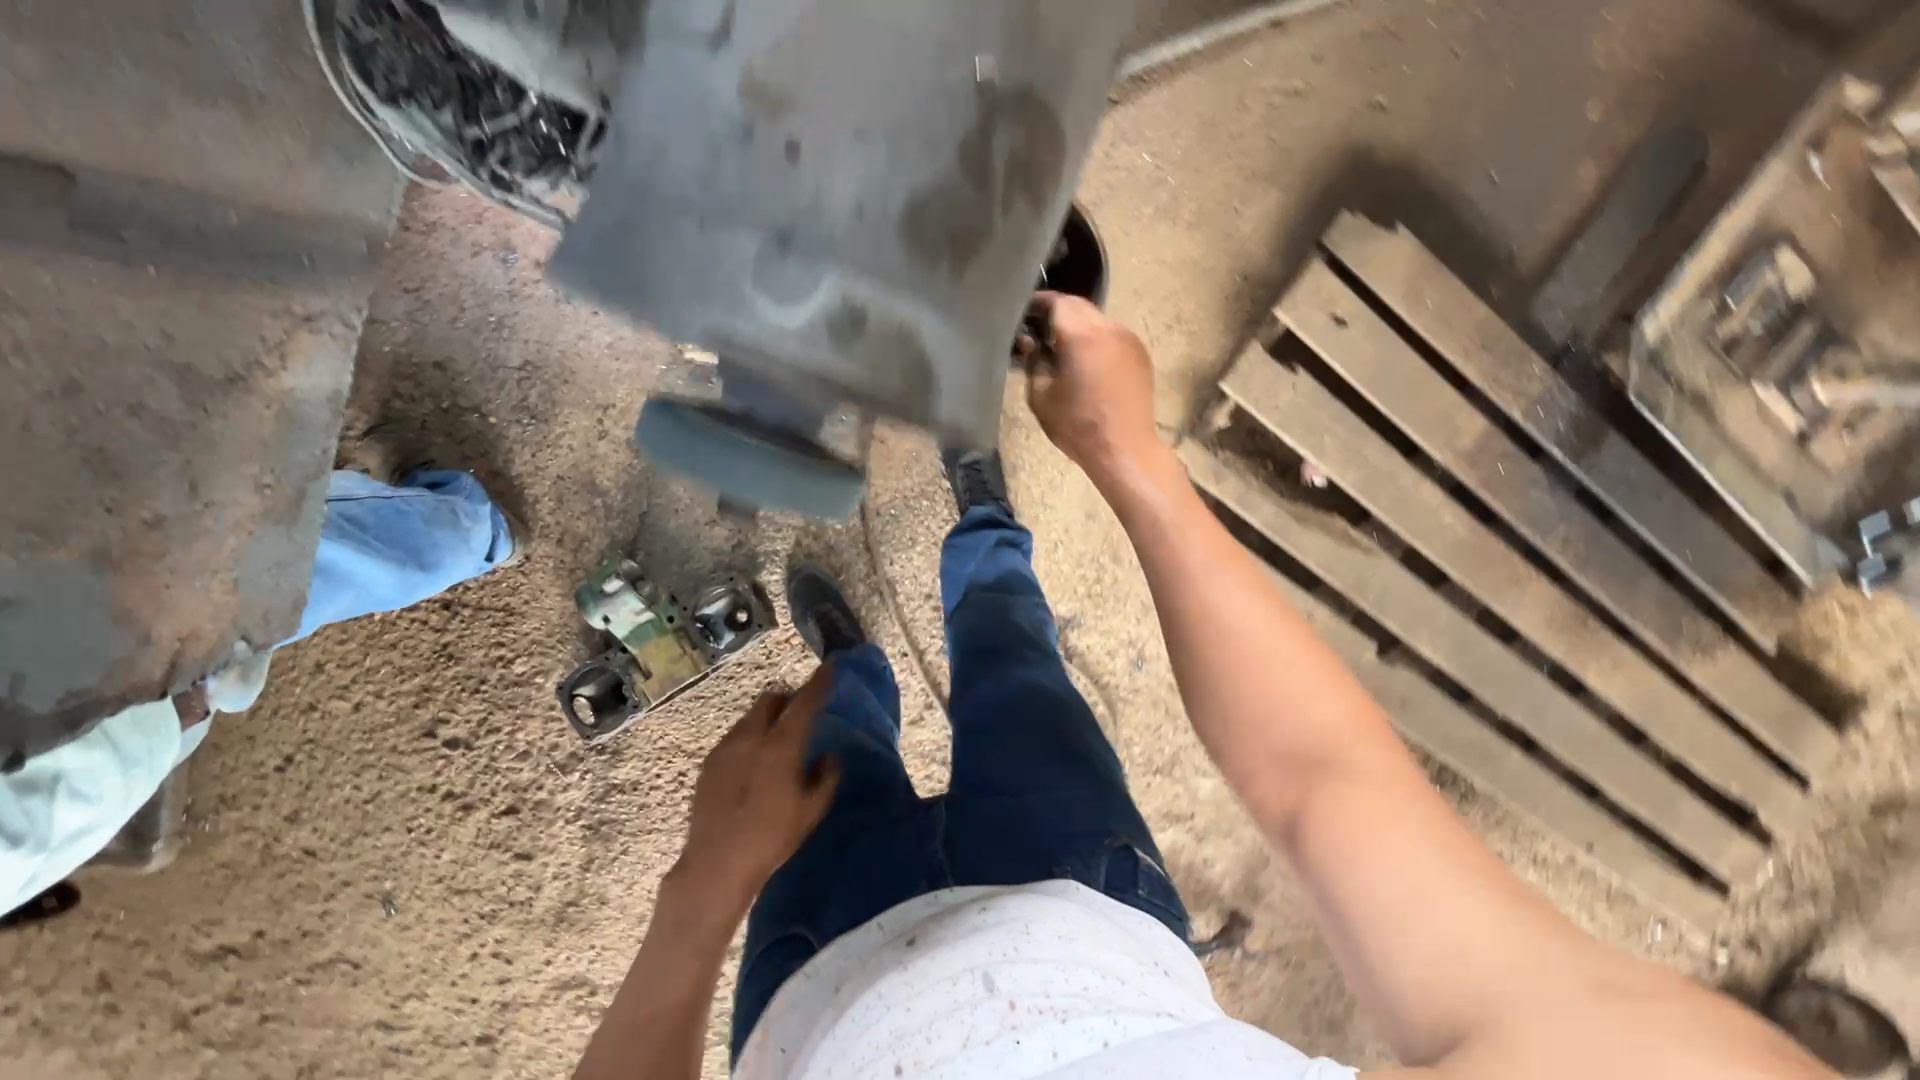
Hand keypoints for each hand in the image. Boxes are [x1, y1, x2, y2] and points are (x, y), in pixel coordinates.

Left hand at [671, 663, 840, 911]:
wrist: (716, 864)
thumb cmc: (772, 839)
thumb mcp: (811, 811)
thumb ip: (826, 777)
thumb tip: (829, 755)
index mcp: (781, 746)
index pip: (804, 702)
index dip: (819, 682)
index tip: (830, 666)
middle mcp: (751, 737)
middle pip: (771, 699)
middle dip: (788, 698)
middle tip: (801, 712)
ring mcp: (725, 747)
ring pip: (750, 716)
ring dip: (768, 718)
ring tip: (777, 741)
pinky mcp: (709, 762)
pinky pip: (735, 736)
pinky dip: (750, 736)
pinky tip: (755, 763)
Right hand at [1021, 292, 1165, 487]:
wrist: (1125, 450)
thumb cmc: (1078, 426)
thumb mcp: (1041, 397)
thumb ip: (1034, 362)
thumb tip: (1031, 343)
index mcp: (1082, 335)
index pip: (1058, 302)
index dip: (1039, 303)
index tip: (1025, 313)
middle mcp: (1109, 328)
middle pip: (1079, 307)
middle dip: (1059, 314)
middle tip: (1040, 331)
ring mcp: (1129, 340)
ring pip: (1098, 320)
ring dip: (1079, 328)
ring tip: (1063, 349)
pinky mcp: (1141, 355)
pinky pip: (1113, 336)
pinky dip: (1097, 341)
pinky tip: (1087, 363)